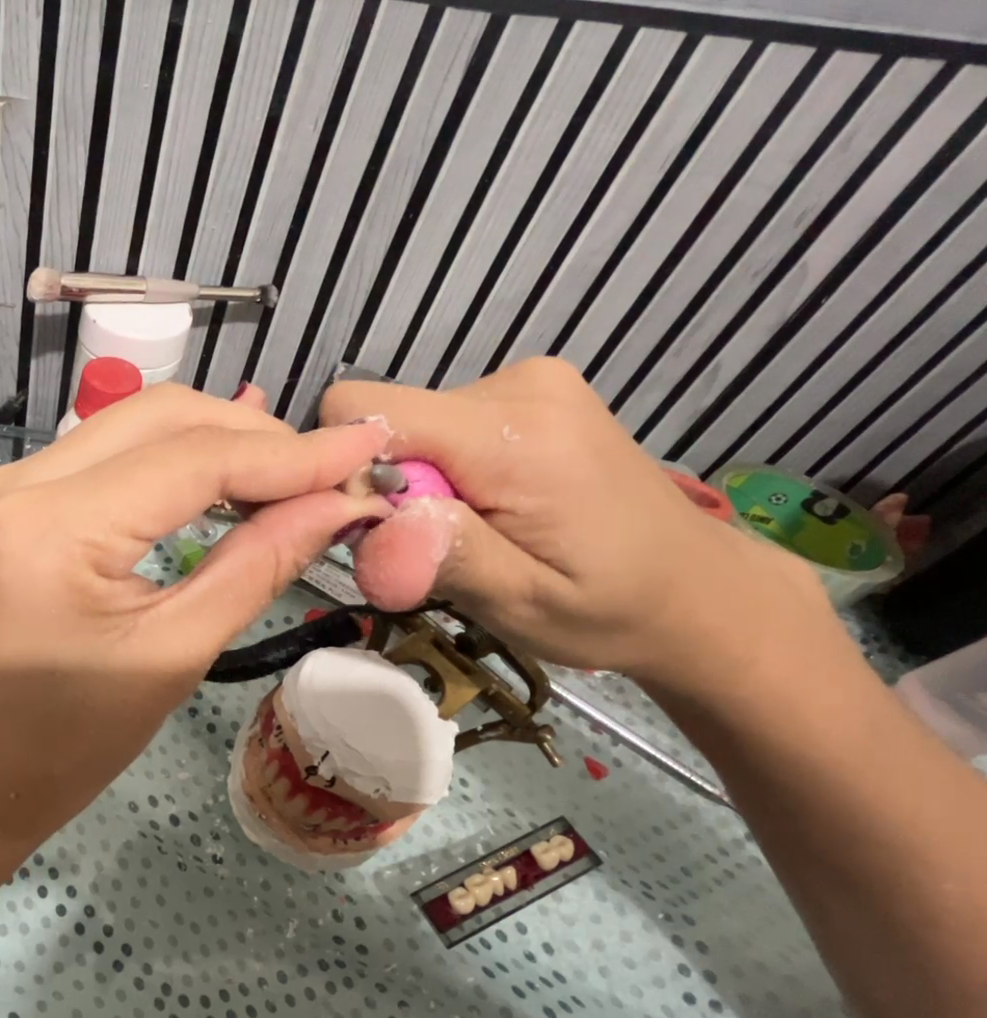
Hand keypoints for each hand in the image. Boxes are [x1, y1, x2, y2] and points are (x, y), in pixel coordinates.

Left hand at [0, 384, 393, 848]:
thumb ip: (259, 564)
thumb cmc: (71, 740)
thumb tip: (340, 502)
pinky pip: (104, 453)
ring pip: (132, 425)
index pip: (190, 460)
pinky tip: (221, 478)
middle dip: (253, 436)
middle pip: (159, 418)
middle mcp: (18, 482)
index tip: (367, 449)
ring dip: (214, 441)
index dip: (288, 453)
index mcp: (52, 528)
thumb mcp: (175, 654)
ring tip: (287, 478)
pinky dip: (169, 459)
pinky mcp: (9, 496)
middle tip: (328, 472)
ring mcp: (6, 483)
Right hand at [319, 357, 828, 682]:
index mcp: (515, 433)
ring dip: (417, 483)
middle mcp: (517, 384)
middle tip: (438, 547)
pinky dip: (442, 470)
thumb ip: (444, 555)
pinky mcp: (526, 391)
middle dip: (388, 488)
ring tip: (473, 531)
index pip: (362, 409)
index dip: (348, 470)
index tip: (383, 530)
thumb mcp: (522, 604)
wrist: (697, 589)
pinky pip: (438, 423)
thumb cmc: (610, 608)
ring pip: (407, 424)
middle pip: (384, 419)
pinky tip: (488, 507)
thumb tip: (363, 522)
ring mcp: (525, 381)